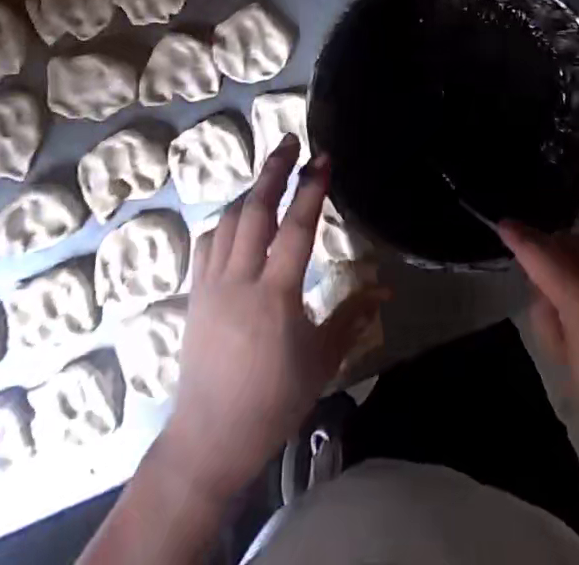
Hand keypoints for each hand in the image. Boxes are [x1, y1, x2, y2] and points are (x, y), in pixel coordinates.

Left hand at [153, 137, 383, 495]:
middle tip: (289, 141)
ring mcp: (210, 285)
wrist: (210, 437)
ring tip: (269, 177)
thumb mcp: (321, 359)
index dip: (310, 188)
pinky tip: (236, 222)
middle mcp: (238, 280)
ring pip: (227, 222)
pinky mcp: (194, 295)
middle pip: (254, 210)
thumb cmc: (274, 401)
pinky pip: (207, 244)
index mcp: (275, 294)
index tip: (322, 158)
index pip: (296, 227)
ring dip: (249, 193)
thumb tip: (384, 288)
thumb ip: (352, 316)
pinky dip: (224, 223)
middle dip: (273, 171)